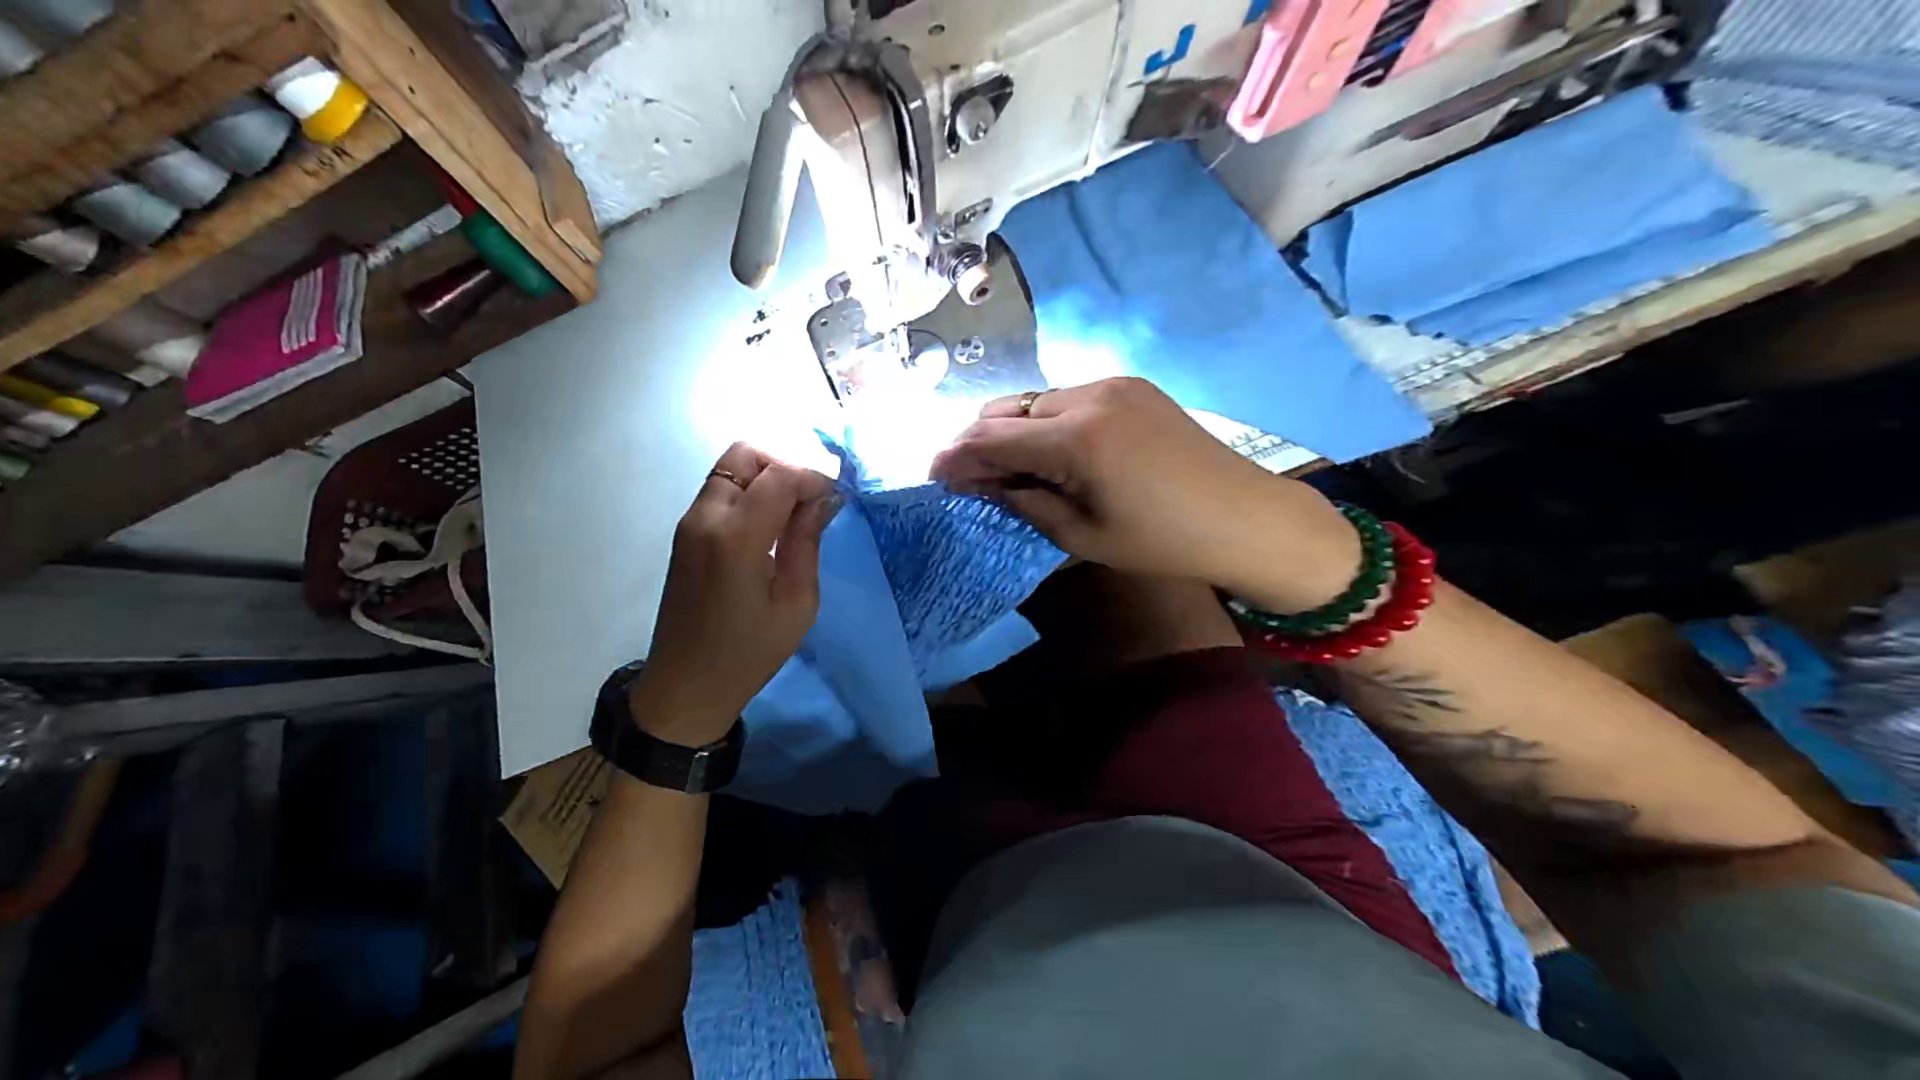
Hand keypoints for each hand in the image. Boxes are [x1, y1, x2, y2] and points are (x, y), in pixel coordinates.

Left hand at [630, 443, 837, 746]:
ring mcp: (690, 522)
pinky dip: (748, 493)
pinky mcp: (685, 533)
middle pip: (746, 454)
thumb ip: (807, 540)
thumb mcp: (797, 602)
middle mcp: (706, 516)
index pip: (780, 474)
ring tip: (790, 517)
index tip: (834, 501)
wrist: (687, 686)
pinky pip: (720, 490)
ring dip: (765, 478)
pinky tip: (767, 528)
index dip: (814, 478)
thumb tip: (823, 499)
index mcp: (737, 535)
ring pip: (730, 468)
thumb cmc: (750, 651)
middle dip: (784, 466)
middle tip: (808, 503)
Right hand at [929, 377, 1359, 612]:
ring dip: (1011, 429)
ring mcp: (1114, 384)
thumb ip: (1025, 502)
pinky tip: (1047, 449)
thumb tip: (986, 485)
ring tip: (1003, 464)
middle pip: (1008, 410)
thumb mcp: (1083, 536)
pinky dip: (1045, 421)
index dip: (956, 457)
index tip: (933, 474)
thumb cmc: (1164, 542)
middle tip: (965, 474)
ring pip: (1036, 400)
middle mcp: (1089, 396)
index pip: (993, 439)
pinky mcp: (1132, 385)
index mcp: (1077, 438)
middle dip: (978, 441)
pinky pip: (1068, 398)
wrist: (1247, 517)